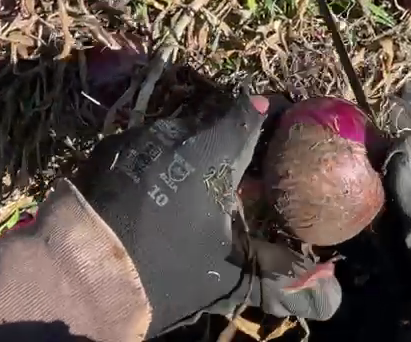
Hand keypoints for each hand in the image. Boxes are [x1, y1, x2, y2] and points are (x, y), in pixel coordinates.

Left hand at [78, 94, 342, 334]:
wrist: (77, 280)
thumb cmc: (162, 273)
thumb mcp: (226, 277)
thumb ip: (280, 278)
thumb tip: (333, 297)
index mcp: (213, 151)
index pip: (248, 114)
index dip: (261, 114)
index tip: (271, 118)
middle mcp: (178, 132)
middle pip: (212, 125)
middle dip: (223, 144)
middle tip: (228, 175)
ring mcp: (139, 137)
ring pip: (176, 136)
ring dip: (185, 155)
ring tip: (186, 191)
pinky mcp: (107, 149)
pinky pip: (142, 147)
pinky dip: (152, 164)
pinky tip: (149, 197)